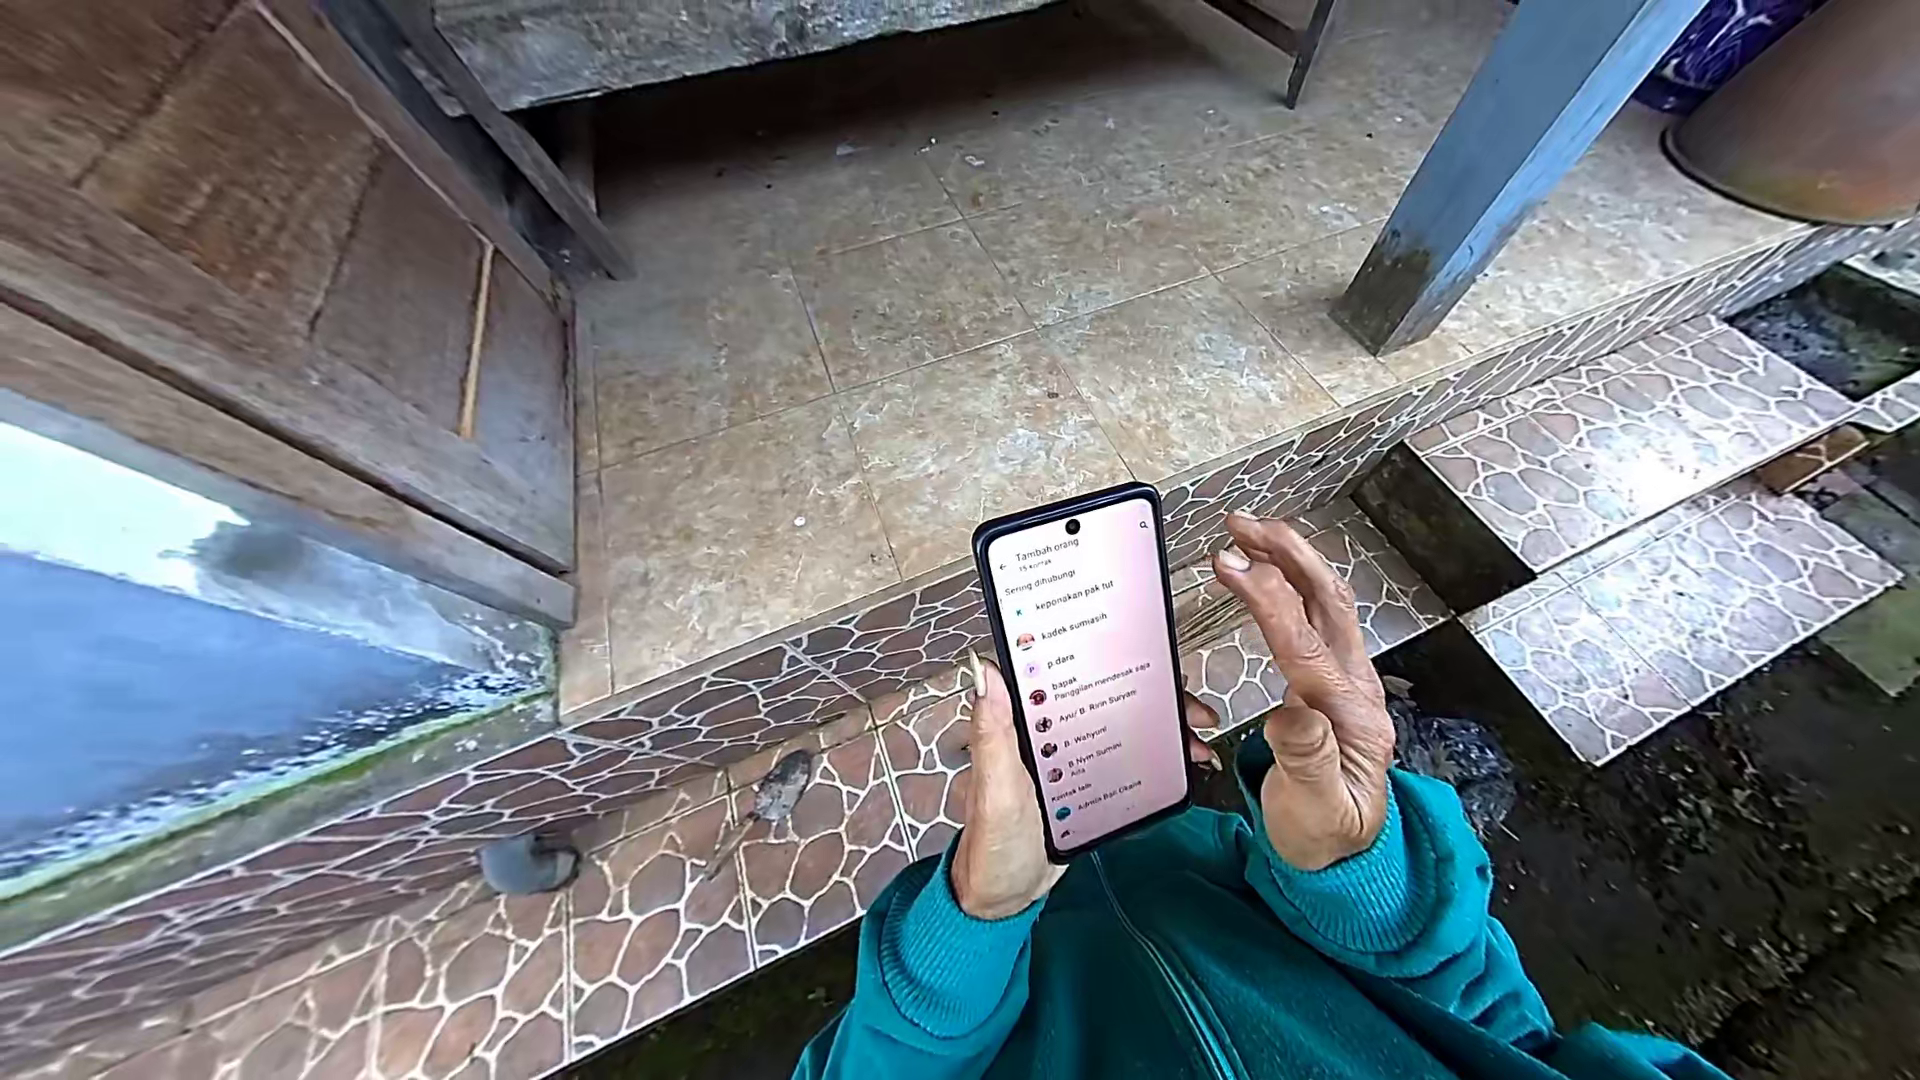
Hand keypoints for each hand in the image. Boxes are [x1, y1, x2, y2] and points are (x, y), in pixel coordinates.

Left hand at [950, 653, 1224, 918]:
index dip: (1106, 661)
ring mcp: (1065, 750)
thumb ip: (991, 732)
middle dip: (1150, 696)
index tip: (1147, 665)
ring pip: (1117, 722)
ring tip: (1193, 743)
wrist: (1004, 894)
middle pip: (1102, 694)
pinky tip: (1175, 762)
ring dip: (1157, 726)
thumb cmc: (992, 843)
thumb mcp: (995, 788)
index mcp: (1018, 721)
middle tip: (1190, 712)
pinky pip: (1120, 753)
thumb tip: (986, 671)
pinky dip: (1151, 754)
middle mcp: (1042, 727)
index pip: (1065, 671)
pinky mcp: (1080, 775)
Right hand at [1212, 511, 1394, 870]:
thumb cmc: (1325, 831)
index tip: (1231, 565)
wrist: (1343, 846)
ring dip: (1290, 559)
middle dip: (1288, 555)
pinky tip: (1266, 567)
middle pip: (1328, 602)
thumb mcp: (1317, 810)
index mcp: (1348, 714)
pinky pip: (1314, 614)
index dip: (1267, 599)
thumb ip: (1308, 763)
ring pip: (1324, 601)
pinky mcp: (1328, 676)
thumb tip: (1292, 714)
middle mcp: (1352, 685)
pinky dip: (1290, 579)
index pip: (1302, 644)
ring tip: (1248, 532)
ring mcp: (1344, 677)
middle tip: (1243, 526)